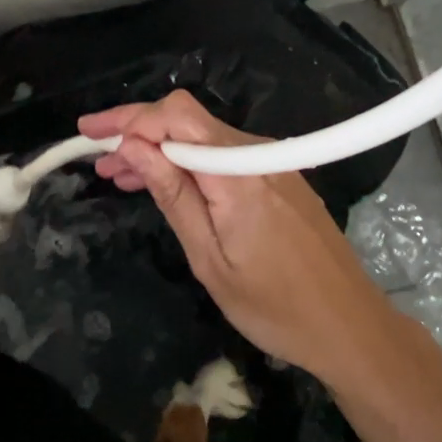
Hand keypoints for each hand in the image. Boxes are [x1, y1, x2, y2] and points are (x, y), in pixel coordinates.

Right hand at [79, 91, 388, 377]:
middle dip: (137, 131)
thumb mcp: (210, 260)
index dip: (128, 118)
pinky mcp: (279, 173)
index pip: (174, 116)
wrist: (351, 325)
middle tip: (98, 159)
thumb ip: (173, 195)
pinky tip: (165, 183)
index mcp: (237, 172)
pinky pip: (222, 153)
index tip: (90, 133)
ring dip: (160, 148)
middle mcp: (256, 151)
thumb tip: (134, 146)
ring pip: (202, 135)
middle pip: (185, 118)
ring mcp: (271, 160)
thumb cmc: (276, 306)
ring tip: (119, 175)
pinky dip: (189, 161)